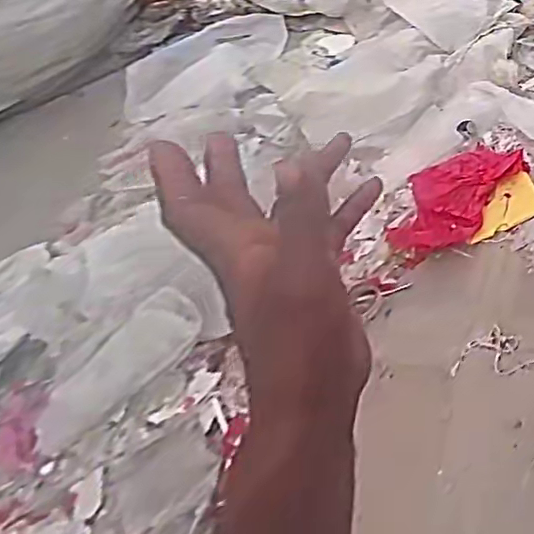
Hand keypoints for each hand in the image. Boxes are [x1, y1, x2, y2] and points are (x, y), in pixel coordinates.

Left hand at [149, 132, 383, 427]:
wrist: (316, 395)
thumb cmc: (299, 339)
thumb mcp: (302, 273)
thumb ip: (302, 218)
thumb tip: (291, 165)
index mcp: (241, 251)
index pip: (196, 209)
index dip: (177, 177)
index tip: (164, 144)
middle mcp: (258, 254)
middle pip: (235, 204)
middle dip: (227, 170)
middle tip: (221, 137)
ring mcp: (289, 267)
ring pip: (290, 212)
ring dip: (304, 180)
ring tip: (331, 146)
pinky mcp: (318, 278)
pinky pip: (328, 232)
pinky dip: (344, 209)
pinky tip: (369, 189)